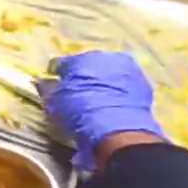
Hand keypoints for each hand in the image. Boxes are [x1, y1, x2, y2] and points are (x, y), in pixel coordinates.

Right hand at [39, 51, 165, 172]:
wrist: (117, 131)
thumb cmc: (78, 112)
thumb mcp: (53, 103)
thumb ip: (48, 89)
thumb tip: (44, 82)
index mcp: (81, 58)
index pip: (62, 63)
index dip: (55, 74)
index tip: (51, 84)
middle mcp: (107, 57)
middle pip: (88, 66)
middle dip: (81, 76)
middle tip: (74, 92)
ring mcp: (129, 70)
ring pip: (108, 75)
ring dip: (100, 84)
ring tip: (93, 101)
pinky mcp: (144, 87)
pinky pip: (123, 87)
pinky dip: (116, 94)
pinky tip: (109, 107)